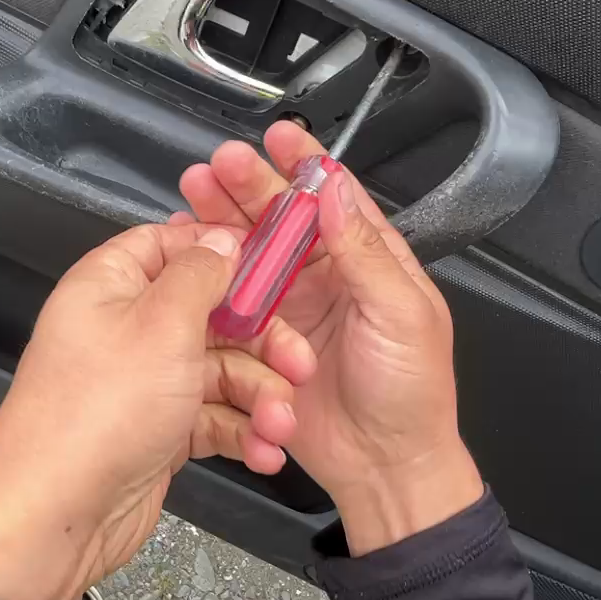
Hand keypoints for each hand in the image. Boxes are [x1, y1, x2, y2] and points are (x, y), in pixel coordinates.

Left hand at [0, 222, 314, 599]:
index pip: (170, 245)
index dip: (222, 252)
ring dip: (259, 398)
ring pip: (219, 372)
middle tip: (301, 367)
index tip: (273, 268)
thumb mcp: (162, 324)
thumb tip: (222, 239)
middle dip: (262, 344)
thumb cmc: (102, 408)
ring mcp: (144, 382)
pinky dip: (240, 433)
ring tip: (281, 428)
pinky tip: (265, 454)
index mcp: (112, 284)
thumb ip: (200, 274)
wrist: (57, 515)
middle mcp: (127, 328)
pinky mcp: (159, 430)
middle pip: (210, 314)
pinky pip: (210, 417)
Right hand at [174, 122, 483, 553]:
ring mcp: (289, 307)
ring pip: (250, 252)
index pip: (332, 198)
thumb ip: (365, 251)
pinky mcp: (261, 340)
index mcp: (368, 261)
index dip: (304, 165)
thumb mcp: (401, 312)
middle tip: (219, 162)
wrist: (383, 463)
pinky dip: (210, 275)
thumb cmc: (411, 390)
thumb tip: (335, 191)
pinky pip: (232, 300)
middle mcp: (325, 277)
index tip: (279, 136)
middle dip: (249, 186)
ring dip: (223, 221)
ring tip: (194, 192)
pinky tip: (189, 251)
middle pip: (280, 219)